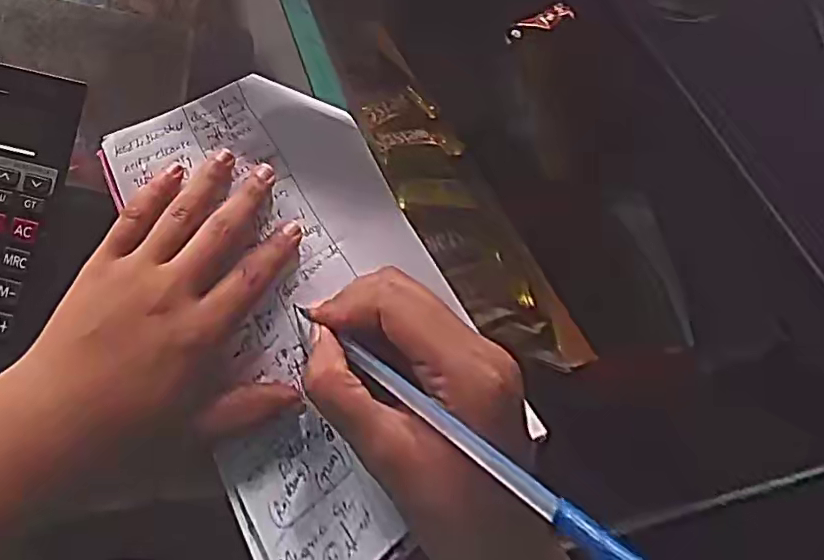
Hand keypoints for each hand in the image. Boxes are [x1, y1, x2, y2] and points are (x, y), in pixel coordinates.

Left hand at [0, 151, 304, 464]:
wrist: (46, 424)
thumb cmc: (116, 440)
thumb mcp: (191, 437)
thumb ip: (244, 411)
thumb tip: (289, 395)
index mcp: (198, 334)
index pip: (249, 280)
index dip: (275, 251)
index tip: (291, 228)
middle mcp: (171, 293)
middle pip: (219, 234)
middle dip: (246, 200)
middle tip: (264, 173)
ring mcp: (135, 273)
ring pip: (179, 216)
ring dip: (204, 183)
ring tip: (223, 157)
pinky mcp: (101, 265)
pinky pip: (131, 219)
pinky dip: (152, 193)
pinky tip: (167, 174)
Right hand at [303, 268, 561, 559]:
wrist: (508, 556)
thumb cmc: (467, 524)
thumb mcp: (388, 457)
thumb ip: (341, 392)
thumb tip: (317, 343)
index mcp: (471, 370)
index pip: (390, 297)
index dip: (343, 305)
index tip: (316, 329)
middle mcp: (483, 351)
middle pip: (398, 289)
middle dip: (352, 308)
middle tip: (327, 344)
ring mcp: (480, 356)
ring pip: (403, 302)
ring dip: (364, 322)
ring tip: (348, 363)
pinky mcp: (470, 365)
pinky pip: (411, 326)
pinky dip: (380, 336)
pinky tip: (371, 372)